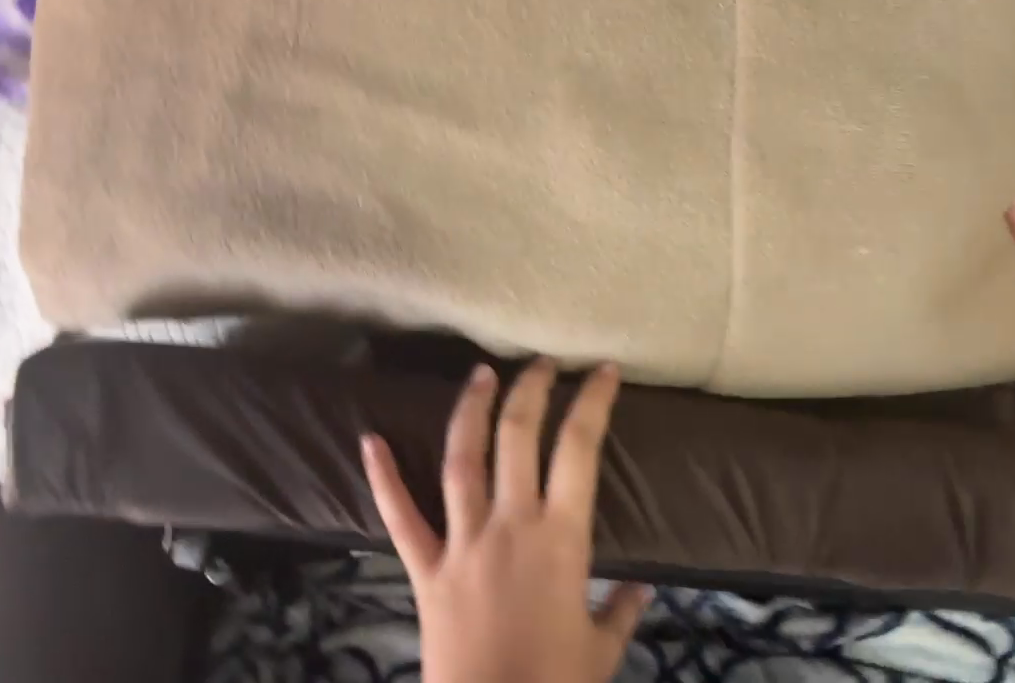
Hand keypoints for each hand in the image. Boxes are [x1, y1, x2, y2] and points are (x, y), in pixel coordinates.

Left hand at [361, 359, 648, 682]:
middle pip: (519, 435)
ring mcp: (463, 542)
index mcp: (561, 537)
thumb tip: (643, 588)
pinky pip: (400, 517)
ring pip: (463, 459)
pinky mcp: (426, 569)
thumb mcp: (601, 651)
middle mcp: (511, 524)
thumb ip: (622, 611)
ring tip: (481, 373)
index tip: (603, 370)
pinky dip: (384, 478)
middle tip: (541, 362)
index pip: (580, 447)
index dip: (594, 401)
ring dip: (472, 410)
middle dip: (531, 389)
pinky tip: (370, 439)